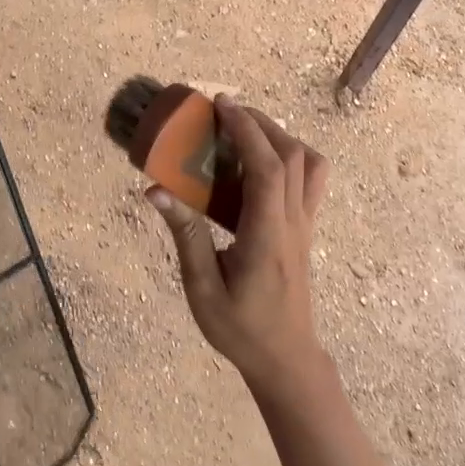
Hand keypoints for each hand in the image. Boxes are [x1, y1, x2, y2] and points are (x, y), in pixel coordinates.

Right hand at [145, 94, 330, 383]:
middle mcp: (293, 223)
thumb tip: (155, 190)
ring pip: (309, 165)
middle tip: (225, 109)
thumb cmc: (240, 328)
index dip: (247, 130)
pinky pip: (309, 182)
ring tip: (244, 129)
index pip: (267, 169)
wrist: (286, 360)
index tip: (221, 105)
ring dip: (280, 137)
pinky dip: (288, 157)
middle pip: (293, 156)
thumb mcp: (202, 288)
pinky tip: (257, 163)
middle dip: (261, 123)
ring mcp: (304, 227)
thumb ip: (186, 235)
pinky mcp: (303, 232)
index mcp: (268, 234)